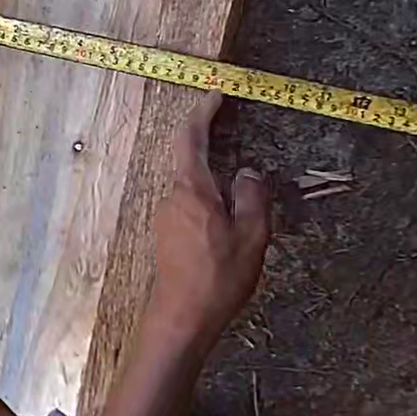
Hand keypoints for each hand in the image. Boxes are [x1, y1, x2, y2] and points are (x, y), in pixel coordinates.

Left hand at [147, 96, 269, 341]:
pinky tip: (227, 223)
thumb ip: (252, 196)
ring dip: (214, 181)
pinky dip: (208, 201)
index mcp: (190, 190)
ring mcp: (165, 218)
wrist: (181, 319)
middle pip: (189, 161)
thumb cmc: (217, 278)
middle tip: (239, 140)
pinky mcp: (166, 237)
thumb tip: (247, 173)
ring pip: (191, 187)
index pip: (190, 138)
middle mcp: (171, 198)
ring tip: (243, 198)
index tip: (216, 95)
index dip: (202, 112)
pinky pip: (188, 206)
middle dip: (212, 146)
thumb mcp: (250, 235)